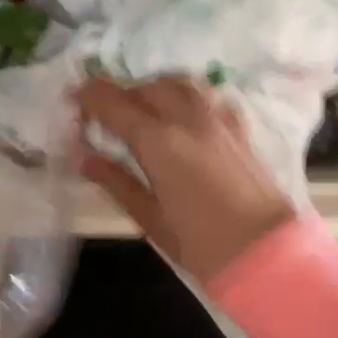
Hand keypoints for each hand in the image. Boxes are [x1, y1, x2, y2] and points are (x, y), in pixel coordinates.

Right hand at [77, 75, 294, 284]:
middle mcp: (188, 120)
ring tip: (141, 109)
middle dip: (118, 94)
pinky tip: (181, 118)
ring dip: (153, 88)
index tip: (71, 99)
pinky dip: (186, 97)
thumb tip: (82, 156)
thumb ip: (114, 180)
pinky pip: (208, 97)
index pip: (113, 103)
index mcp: (158, 142)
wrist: (266, 254)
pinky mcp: (240, 129)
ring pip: (180, 83)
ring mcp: (218, 121)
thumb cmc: (200, 243)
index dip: (87, 96)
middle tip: (101, 113)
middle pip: (146, 87)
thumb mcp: (148, 217)